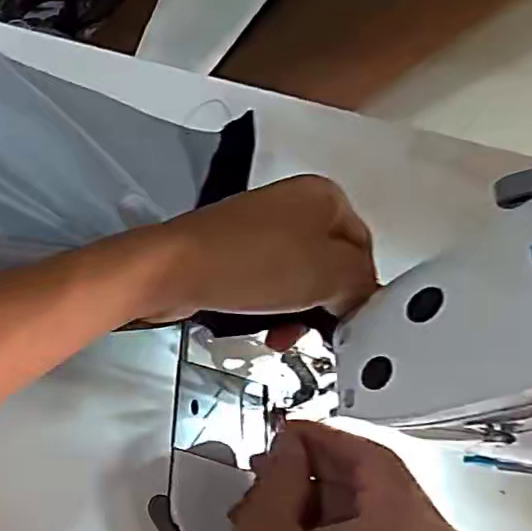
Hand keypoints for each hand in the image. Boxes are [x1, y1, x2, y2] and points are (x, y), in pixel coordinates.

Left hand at [138, 174, 377, 348]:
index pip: (362, 247)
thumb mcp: (329, 276)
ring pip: (289, 281)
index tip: (350, 319)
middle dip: (321, 305)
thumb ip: (361, 286)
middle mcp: (285, 206)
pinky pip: (255, 285)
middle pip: (324, 266)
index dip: (359, 288)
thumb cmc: (246, 263)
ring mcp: (248, 231)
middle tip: (315, 332)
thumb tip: (360, 298)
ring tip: (280, 335)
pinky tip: (255, 327)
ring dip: (291, 313)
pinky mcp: (220, 255)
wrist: (168, 271)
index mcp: (322, 195)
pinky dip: (260, 308)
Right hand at [226, 421, 492, 530]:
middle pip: (378, 484)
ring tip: (274, 516)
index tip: (283, 431)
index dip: (318, 436)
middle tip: (266, 476)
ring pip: (383, 514)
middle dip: (316, 475)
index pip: (368, 454)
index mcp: (416, 529)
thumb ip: (274, 481)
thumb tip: (287, 451)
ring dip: (328, 505)